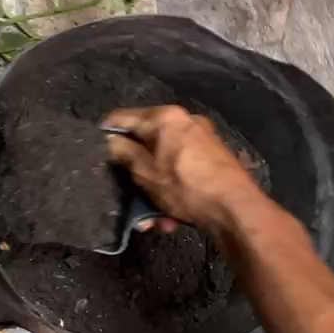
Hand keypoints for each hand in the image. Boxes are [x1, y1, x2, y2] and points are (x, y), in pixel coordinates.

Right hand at [102, 105, 263, 233]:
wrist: (238, 211)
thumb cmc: (186, 187)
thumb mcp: (144, 172)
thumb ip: (122, 152)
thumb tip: (109, 140)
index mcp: (165, 117)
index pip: (121, 118)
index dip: (104, 134)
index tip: (95, 152)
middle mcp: (185, 121)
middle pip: (144, 141)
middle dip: (134, 170)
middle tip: (124, 189)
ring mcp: (202, 139)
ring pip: (162, 160)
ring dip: (152, 185)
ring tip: (152, 215)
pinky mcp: (213, 157)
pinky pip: (180, 168)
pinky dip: (172, 187)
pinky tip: (171, 215)